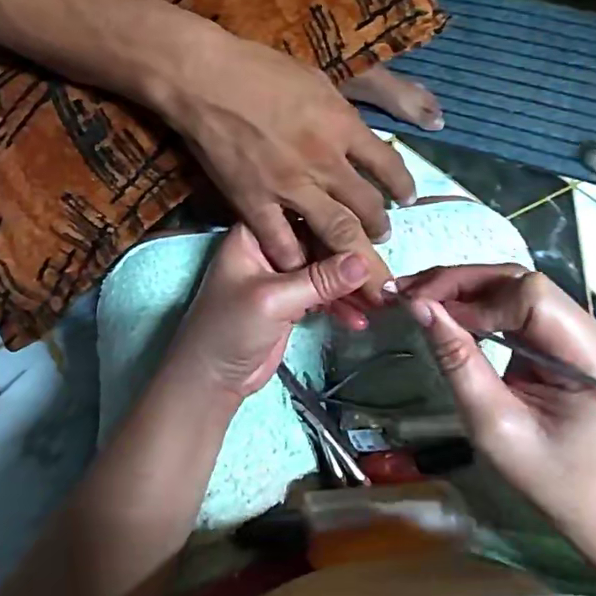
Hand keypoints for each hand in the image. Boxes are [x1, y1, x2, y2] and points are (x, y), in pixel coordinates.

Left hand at [159, 224, 372, 401]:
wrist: (210, 380)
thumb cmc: (228, 329)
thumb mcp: (273, 300)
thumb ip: (319, 280)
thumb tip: (365, 261)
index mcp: (255, 233)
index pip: (305, 216)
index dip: (339, 226)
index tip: (374, 240)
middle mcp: (270, 247)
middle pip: (320, 243)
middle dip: (351, 262)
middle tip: (384, 280)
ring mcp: (281, 275)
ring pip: (326, 270)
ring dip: (352, 287)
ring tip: (379, 304)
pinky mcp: (291, 301)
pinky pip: (324, 294)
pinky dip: (342, 305)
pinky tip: (360, 319)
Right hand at [168, 36, 416, 305]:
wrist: (204, 78)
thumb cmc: (258, 68)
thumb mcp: (315, 78)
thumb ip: (339, 112)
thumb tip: (355, 133)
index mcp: (342, 124)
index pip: (388, 164)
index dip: (402, 185)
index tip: (406, 197)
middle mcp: (324, 161)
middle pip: (367, 207)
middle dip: (381, 228)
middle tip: (384, 236)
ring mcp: (290, 186)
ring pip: (335, 231)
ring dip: (352, 248)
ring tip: (357, 255)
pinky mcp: (254, 202)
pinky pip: (282, 242)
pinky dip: (297, 257)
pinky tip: (304, 264)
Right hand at [398, 265, 595, 515]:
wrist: (586, 494)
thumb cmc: (542, 471)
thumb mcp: (491, 423)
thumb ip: (458, 361)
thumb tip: (419, 306)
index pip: (535, 298)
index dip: (478, 300)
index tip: (431, 314)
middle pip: (523, 283)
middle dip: (461, 284)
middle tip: (407, 292)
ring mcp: (588, 328)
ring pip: (516, 285)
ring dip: (463, 288)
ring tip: (416, 295)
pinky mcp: (568, 330)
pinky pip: (517, 301)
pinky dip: (476, 301)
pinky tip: (444, 305)